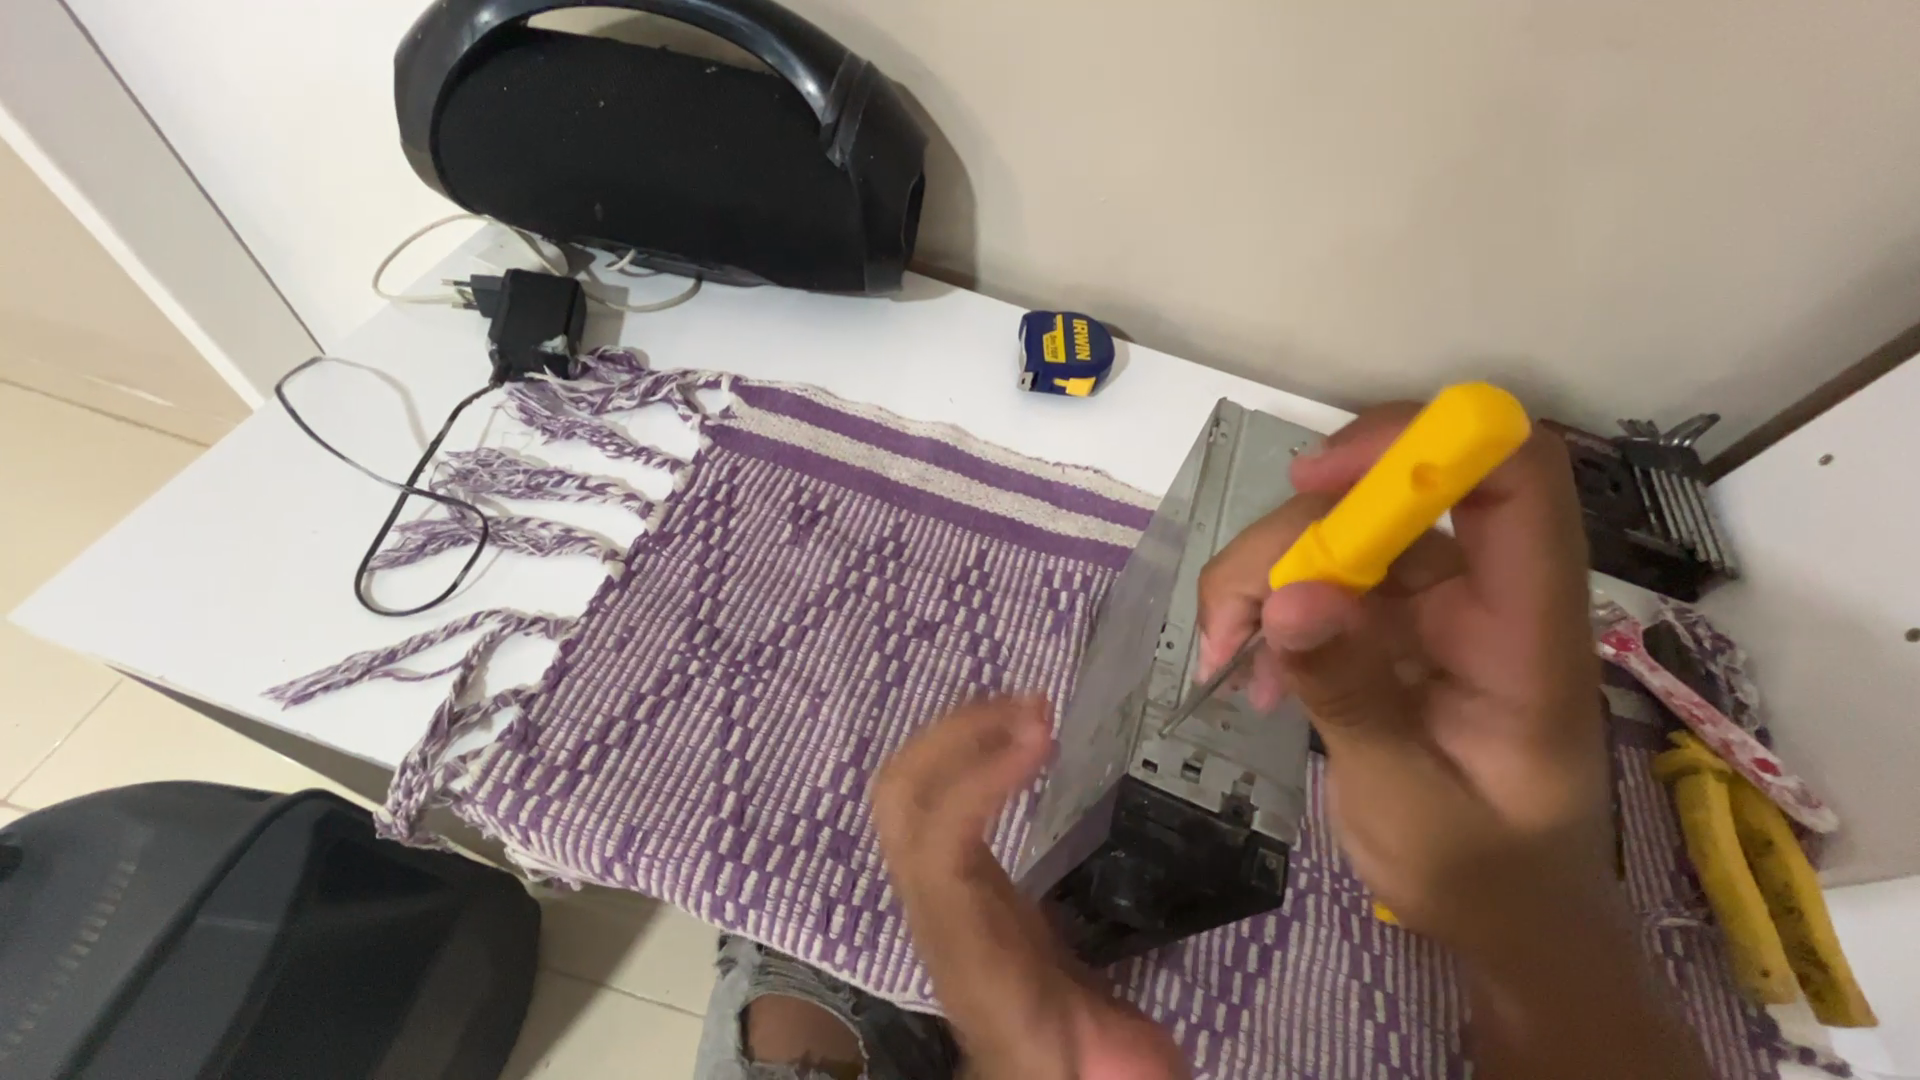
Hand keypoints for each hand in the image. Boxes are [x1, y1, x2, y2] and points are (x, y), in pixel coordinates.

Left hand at [871, 698, 1187, 1079]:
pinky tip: (1024, 737)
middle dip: (957, 733)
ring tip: (1028, 705)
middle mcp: (934, 906)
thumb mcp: (1095, 1061)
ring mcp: (935, 879)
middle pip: (901, 796)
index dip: (980, 781)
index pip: (939, 847)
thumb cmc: (1074, 1064)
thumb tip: (1128, 1050)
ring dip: (961, 729)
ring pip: (911, 784)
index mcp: (965, 951)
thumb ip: (1105, 1049)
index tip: (1042, 735)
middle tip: (1032, 705)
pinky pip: (941, 790)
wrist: (1044, 1073)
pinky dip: (975, 749)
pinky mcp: (955, 864)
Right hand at [1195, 404, 1612, 959]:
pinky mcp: (1382, 620)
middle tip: (1228, 628)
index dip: (1417, 446)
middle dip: (1284, 544)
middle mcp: (1477, 593)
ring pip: (1327, 532)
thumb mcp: (1408, 802)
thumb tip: (1289, 598)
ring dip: (1256, 580)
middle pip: (1377, 501)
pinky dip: (1259, 608)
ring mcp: (1426, 603)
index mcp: (1525, 630)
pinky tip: (1246, 668)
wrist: (1500, 913)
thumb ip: (1353, 698)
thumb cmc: (1480, 871)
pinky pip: (1308, 576)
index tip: (1310, 479)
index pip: (1509, 482)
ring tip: (1226, 658)